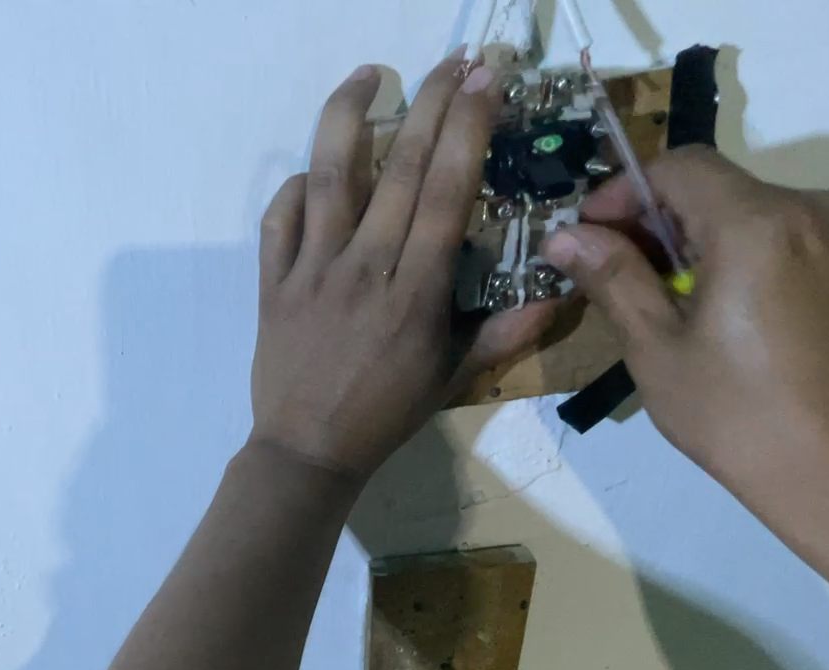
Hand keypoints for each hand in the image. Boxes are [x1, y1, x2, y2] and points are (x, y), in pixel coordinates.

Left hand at [250, 58, 557, 476]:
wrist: (306, 450)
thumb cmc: (382, 416)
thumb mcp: (449, 381)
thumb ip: (500, 335)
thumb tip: (558, 293)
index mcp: (414, 292)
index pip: (445, 192)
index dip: (467, 128)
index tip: (487, 80)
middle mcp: (363, 270)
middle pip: (397, 170)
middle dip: (430, 103)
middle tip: (454, 60)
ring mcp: (310, 275)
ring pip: (327, 180)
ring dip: (347, 118)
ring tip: (370, 76)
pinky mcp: (270, 288)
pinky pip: (276, 224)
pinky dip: (291, 190)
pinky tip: (309, 172)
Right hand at [544, 147, 828, 502]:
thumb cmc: (733, 412)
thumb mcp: (655, 346)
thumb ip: (614, 279)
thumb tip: (565, 236)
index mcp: (758, 223)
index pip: (680, 167)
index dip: (621, 191)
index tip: (581, 236)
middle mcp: (813, 208)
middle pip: (713, 187)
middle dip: (649, 220)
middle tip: (602, 273)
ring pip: (743, 211)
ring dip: (686, 241)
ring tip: (648, 300)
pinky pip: (776, 236)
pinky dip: (726, 255)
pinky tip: (701, 308)